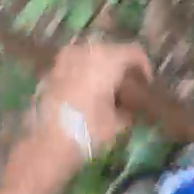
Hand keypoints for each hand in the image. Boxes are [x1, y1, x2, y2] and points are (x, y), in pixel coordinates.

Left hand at [10, 42, 149, 188]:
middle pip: (112, 50)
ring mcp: (66, 57)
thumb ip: (129, 109)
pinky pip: (75, 64)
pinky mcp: (52, 69)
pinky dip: (85, 73)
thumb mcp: (118, 124)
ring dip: (102, 68)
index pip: (134, 52)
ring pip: (92, 55)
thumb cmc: (88, 130)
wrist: (46, 143)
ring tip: (108, 90)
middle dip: (122, 66)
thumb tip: (130, 106)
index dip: (145, 67)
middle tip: (128, 88)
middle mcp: (86, 50)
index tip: (147, 84)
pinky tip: (87, 93)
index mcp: (107, 58)